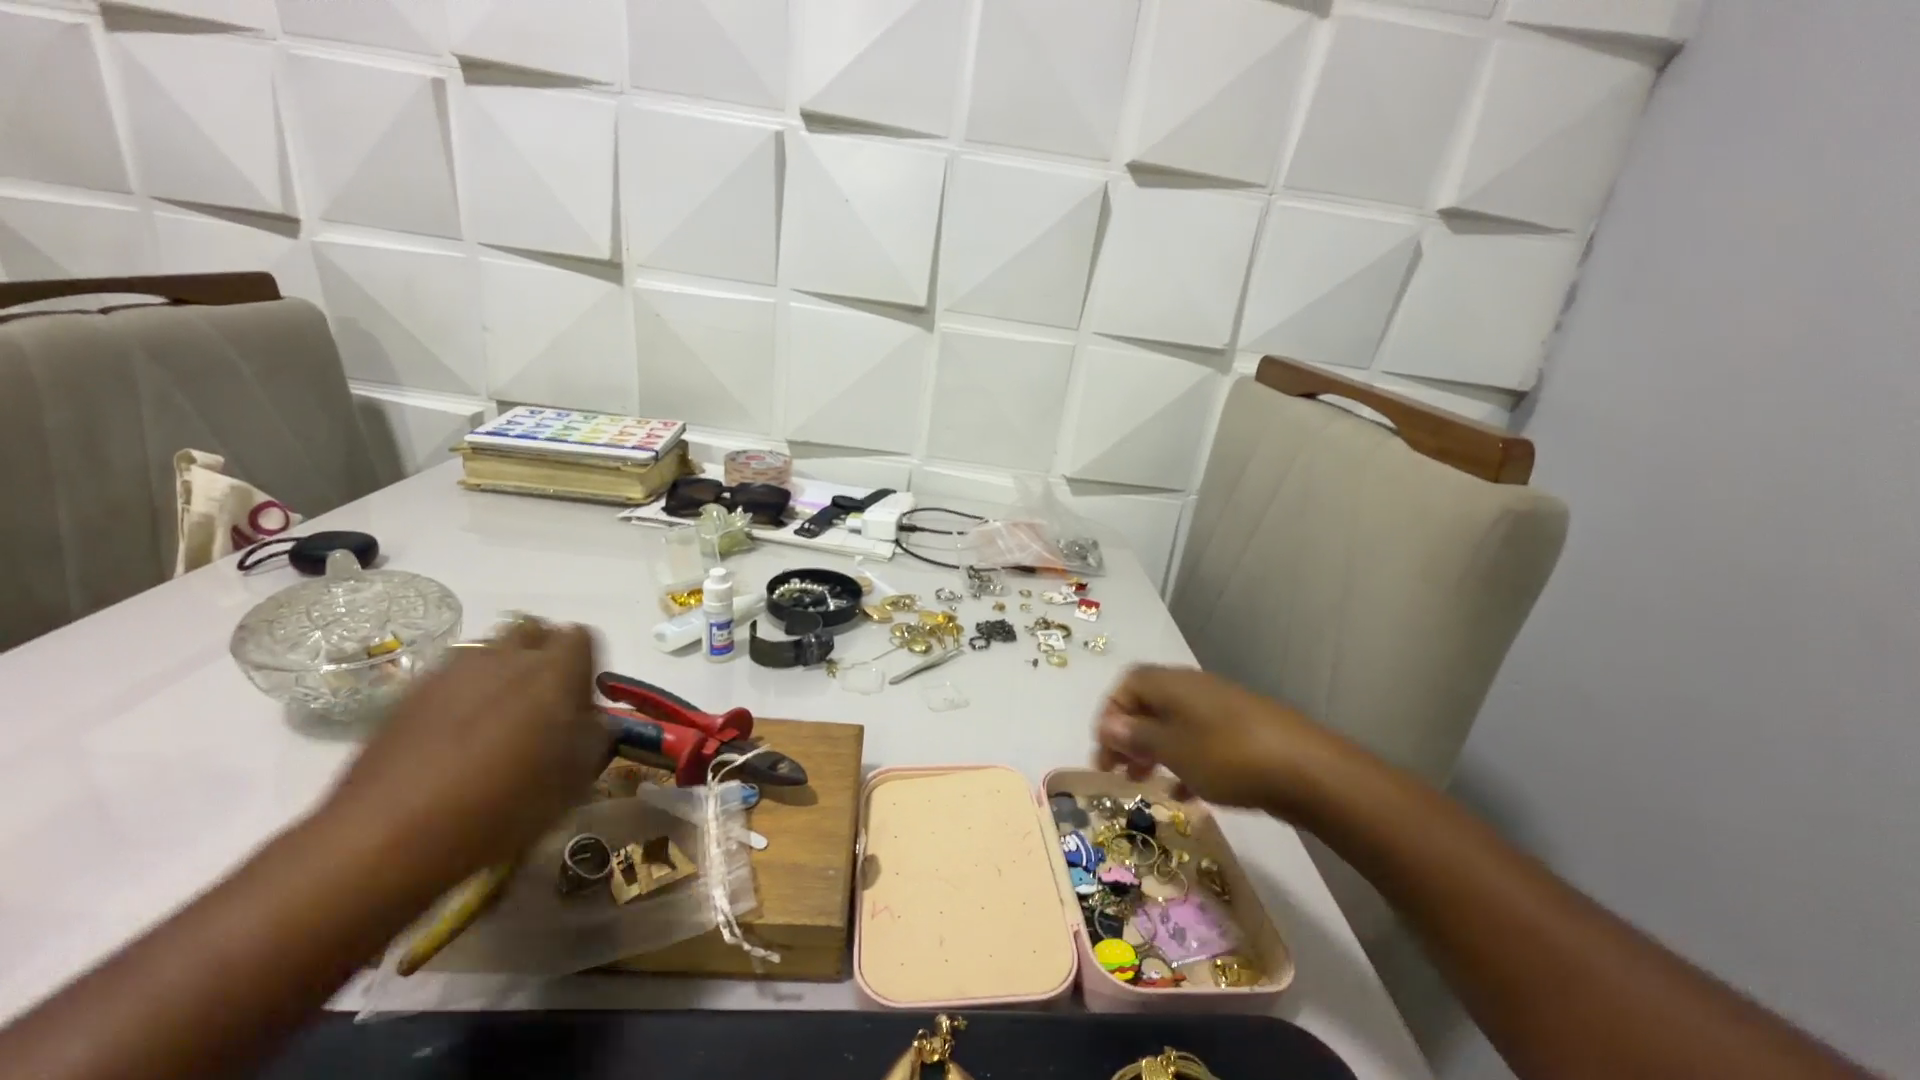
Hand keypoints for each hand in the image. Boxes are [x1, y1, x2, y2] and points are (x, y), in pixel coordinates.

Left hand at [320, 618, 610, 886]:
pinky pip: (453, 676)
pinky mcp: (412, 690)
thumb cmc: (501, 808)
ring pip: (491, 651)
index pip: (583, 638)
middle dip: (543, 658)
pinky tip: (456, 739)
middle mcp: (507, 656)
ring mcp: (454, 669)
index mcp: (555, 672)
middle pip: (534, 632)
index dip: (586, 668)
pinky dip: (464, 694)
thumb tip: (594, 722)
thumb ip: (594, 740)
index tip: (581, 704)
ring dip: (502, 673)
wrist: (391, 832)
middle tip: (542, 705)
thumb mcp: (572, 783)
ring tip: (497, 722)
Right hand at [1094, 665, 1340, 817]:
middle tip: (1119, 773)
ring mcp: (1221, 710)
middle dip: (1129, 737)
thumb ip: (1136, 736)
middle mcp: (1195, 689)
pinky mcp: (1242, 734)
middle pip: (1149, 705)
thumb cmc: (1228, 756)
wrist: (1307, 771)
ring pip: (1174, 726)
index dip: (1110, 715)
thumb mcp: (1172, 749)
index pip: (1127, 685)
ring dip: (1154, 753)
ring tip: (1147, 786)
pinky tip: (1186, 796)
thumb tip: (1108, 724)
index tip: (1104, 752)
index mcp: (1173, 684)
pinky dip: (1185, 764)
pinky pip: (1199, 742)